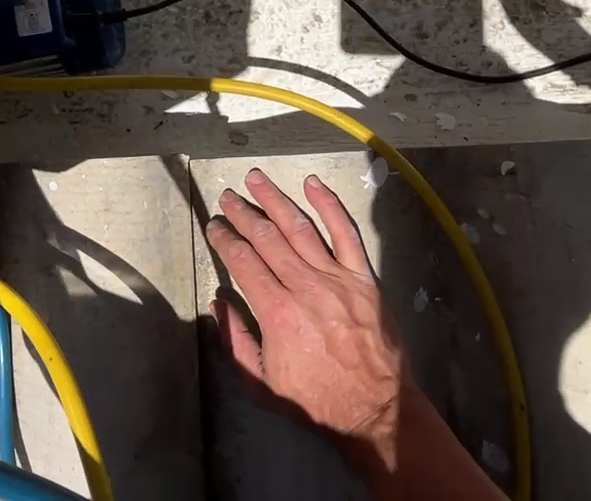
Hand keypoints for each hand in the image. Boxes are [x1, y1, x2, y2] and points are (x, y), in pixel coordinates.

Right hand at [207, 169, 406, 454]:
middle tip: (227, 196)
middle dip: (243, 214)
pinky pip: (346, 233)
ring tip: (255, 178)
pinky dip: (329, 205)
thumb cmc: (316, 402)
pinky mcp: (364, 277)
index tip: (214, 226)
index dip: (224, 239)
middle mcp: (305, 287)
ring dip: (275, 199)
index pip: (243, 262)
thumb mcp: (262, 384)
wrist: (377, 412)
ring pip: (300, 228)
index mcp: (277, 313)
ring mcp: (337, 279)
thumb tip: (218, 304)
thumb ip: (235, 342)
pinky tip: (312, 183)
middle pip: (267, 238)